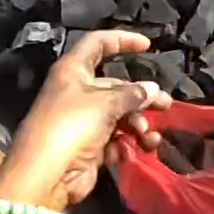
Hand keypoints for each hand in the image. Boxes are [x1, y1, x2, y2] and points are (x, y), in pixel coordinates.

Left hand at [0, 31, 169, 210]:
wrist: (47, 173)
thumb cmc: (72, 125)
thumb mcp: (105, 103)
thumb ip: (132, 94)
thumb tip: (152, 89)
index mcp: (73, 70)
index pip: (97, 43)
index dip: (122, 40)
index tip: (147, 45)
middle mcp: (77, 91)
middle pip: (116, 86)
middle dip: (142, 97)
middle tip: (166, 106)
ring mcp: (82, 120)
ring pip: (119, 115)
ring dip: (138, 125)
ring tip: (150, 138)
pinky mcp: (88, 145)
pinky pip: (114, 138)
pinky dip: (126, 144)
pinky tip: (136, 150)